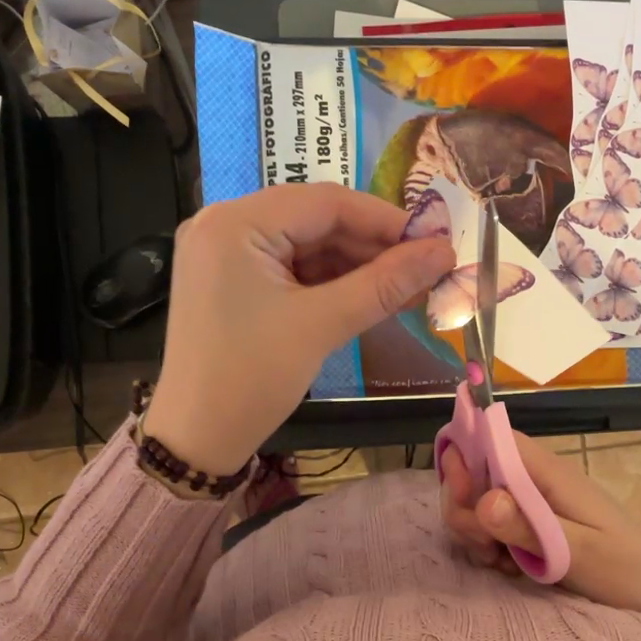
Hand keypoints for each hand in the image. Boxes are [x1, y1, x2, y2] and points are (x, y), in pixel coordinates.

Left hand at [144, 184, 455, 474]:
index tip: (435, 242)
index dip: (386, 220)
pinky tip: (367, 298)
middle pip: (315, 220)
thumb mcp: (322, 326)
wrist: (195, 439)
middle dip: (372, 247)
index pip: (326, 201)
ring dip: (355, 266)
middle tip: (426, 271)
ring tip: (406, 289)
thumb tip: (445, 252)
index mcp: (235, 222)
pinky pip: (288, 268)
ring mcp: (223, 253)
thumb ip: (386, 284)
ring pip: (305, 245)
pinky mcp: (228, 281)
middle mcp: (223, 224)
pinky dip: (327, 282)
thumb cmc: (251, 378)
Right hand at [440, 434, 640, 632]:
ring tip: (501, 562)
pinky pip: (494, 529)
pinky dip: (492, 548)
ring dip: (477, 534)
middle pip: (475, 474)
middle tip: (486, 547)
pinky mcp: (534, 527)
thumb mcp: (576, 551)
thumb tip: (482, 500)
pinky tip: (509, 568)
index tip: (462, 500)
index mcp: (546, 472)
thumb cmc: (625, 567)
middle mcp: (535, 480)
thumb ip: (526, 527)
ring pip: (479, 504)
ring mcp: (533, 504)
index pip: (489, 437)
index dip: (464, 459)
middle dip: (465, 509)